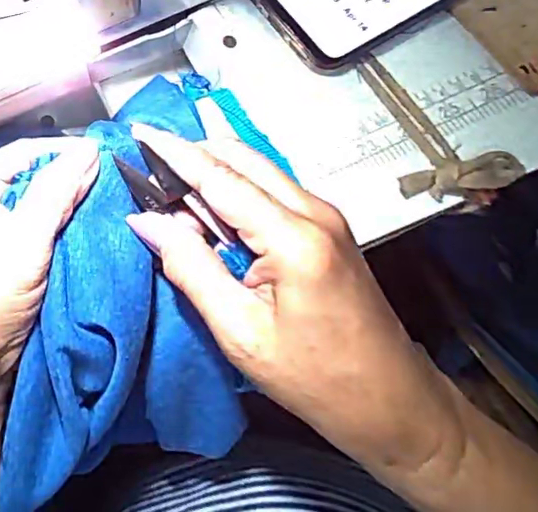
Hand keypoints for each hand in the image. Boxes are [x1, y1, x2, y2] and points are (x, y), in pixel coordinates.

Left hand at [0, 137, 99, 397]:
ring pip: (31, 199)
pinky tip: (81, 221)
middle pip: (26, 173)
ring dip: (63, 198)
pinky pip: (30, 222)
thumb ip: (58, 190)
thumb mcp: (28, 237)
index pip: (22, 152)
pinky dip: (55, 220)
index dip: (63, 150)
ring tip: (101, 194)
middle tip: (106, 176)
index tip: (102, 154)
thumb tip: (89, 149)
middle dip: (65, 173)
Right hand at [124, 125, 466, 480]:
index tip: (140, 131)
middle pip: (238, 157)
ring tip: (176, 208)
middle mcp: (313, 212)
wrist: (398, 407)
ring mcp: (323, 214)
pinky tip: (213, 222)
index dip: (173, 151)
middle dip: (190, 158)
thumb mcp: (241, 333)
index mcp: (295, 239)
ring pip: (252, 168)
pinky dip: (232, 191)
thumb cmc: (322, 382)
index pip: (219, 176)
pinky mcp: (324, 224)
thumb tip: (147, 222)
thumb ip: (190, 268)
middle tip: (150, 183)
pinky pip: (267, 187)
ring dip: (210, 175)